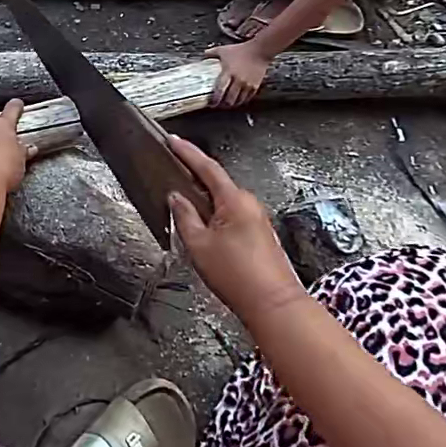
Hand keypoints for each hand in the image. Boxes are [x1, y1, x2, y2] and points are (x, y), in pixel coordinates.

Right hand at [166, 135, 305, 319]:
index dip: (187, 152)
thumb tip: (176, 198)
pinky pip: (231, 214)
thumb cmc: (240, 277)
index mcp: (235, 200)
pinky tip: (203, 230)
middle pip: (215, 182)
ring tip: (183, 212)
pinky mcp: (258, 232)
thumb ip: (184, 215)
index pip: (207, 167)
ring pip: (222, 200)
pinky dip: (214, 215)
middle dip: (192, 179)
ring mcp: (256, 218)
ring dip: (203, 202)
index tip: (173, 140)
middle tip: (171, 175)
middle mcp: (249, 204)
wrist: (274, 305)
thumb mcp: (198, 244)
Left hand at [207, 42, 269, 107]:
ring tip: (227, 105)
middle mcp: (238, 81)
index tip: (211, 103)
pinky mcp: (255, 85)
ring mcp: (247, 84)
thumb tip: (203, 54)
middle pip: (230, 99)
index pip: (220, 90)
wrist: (260, 50)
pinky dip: (242, 100)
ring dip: (232, 104)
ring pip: (239, 100)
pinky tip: (238, 100)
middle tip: (218, 106)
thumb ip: (212, 53)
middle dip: (223, 105)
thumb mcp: (223, 50)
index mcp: (228, 73)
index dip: (215, 99)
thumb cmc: (241, 50)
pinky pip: (248, 97)